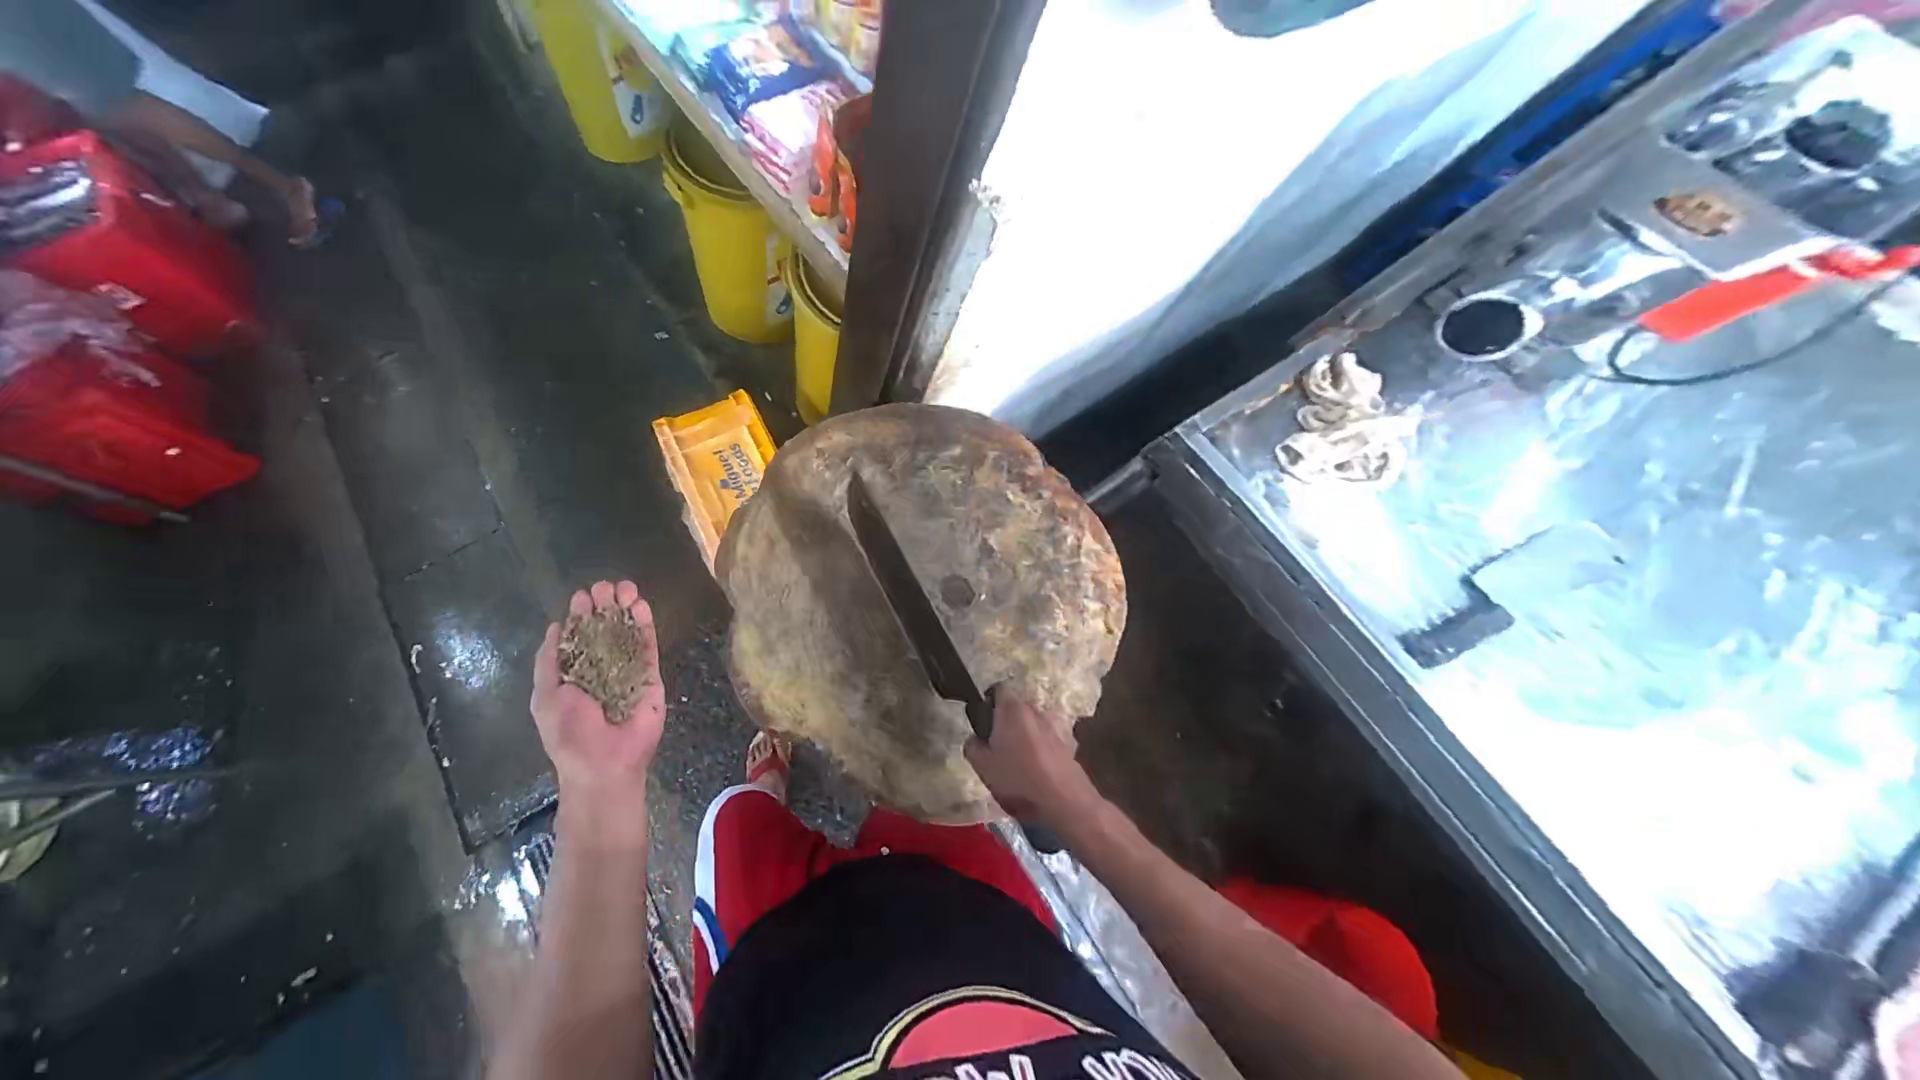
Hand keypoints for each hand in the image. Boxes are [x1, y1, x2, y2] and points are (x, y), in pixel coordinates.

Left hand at [531, 580, 663, 842]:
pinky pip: (649, 648)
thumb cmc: (569, 733)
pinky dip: (646, 626)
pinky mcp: (651, 677)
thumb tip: (555, 627)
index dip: (580, 615)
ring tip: (625, 587)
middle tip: (605, 587)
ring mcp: (628, 671)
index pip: (579, 636)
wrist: (605, 764)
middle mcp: (602, 668)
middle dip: (604, 606)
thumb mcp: (546, 696)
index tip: (582, 595)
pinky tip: (641, 606)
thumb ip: (550, 661)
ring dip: (626, 609)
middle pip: (605, 629)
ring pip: (629, 633)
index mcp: (574, 673)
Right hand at [964, 690, 1102, 831]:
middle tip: (997, 745)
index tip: (983, 720)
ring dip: (1026, 734)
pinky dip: (1043, 747)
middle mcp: (1036, 710)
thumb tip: (974, 739)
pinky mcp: (1070, 742)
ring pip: (1034, 723)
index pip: (998, 689)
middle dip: (1007, 721)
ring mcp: (1056, 725)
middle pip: (1017, 707)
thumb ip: (972, 747)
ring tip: (1019, 760)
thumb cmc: (1018, 779)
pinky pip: (1049, 738)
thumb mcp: (982, 767)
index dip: (988, 701)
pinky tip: (1038, 769)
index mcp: (1012, 709)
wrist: (1063, 801)